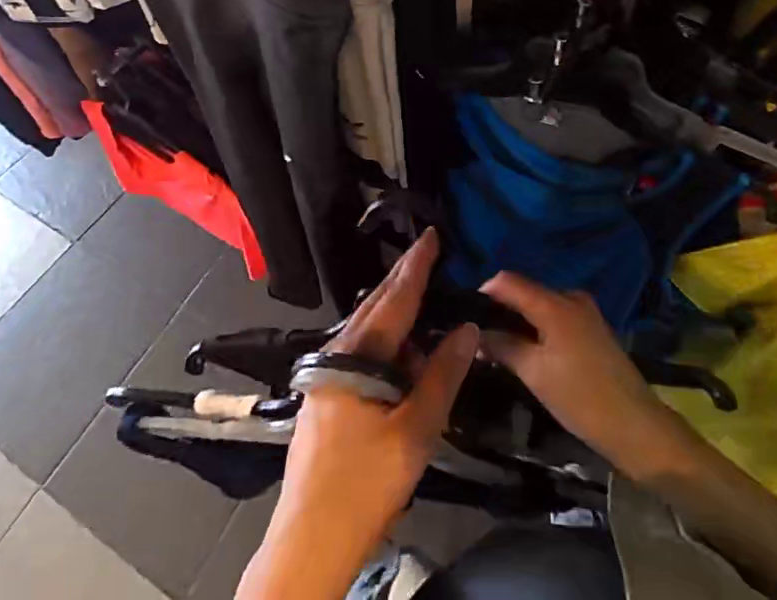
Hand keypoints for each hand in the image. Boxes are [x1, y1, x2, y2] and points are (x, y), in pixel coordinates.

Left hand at [238, 230, 477, 599]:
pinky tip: (405, 352)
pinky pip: (362, 353)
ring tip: (427, 297)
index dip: (416, 266)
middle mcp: (336, 356)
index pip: (395, 299)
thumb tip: (466, 329)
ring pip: (368, 330)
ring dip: (397, 312)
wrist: (310, 539)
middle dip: (403, 278)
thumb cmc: (366, 484)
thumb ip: (442, 377)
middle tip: (429, 252)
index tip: (431, 235)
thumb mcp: (416, 431)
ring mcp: (327, 376)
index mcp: (356, 357)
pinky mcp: (327, 396)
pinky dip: (388, 341)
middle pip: (376, 306)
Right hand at [481, 275, 776, 594]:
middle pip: (525, 291)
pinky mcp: (592, 327)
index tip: (463, 310)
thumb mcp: (533, 373)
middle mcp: (571, 297)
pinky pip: (555, 316)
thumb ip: (502, 346)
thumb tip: (475, 333)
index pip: (508, 281)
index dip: (484, 291)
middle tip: (475, 329)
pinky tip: (524, 346)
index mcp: (555, 303)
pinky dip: (537, 326)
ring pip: (540, 305)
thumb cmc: (580, 396)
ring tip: (495, 340)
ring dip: (518, 319)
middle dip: (500, 307)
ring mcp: (585, 311)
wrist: (635, 425)